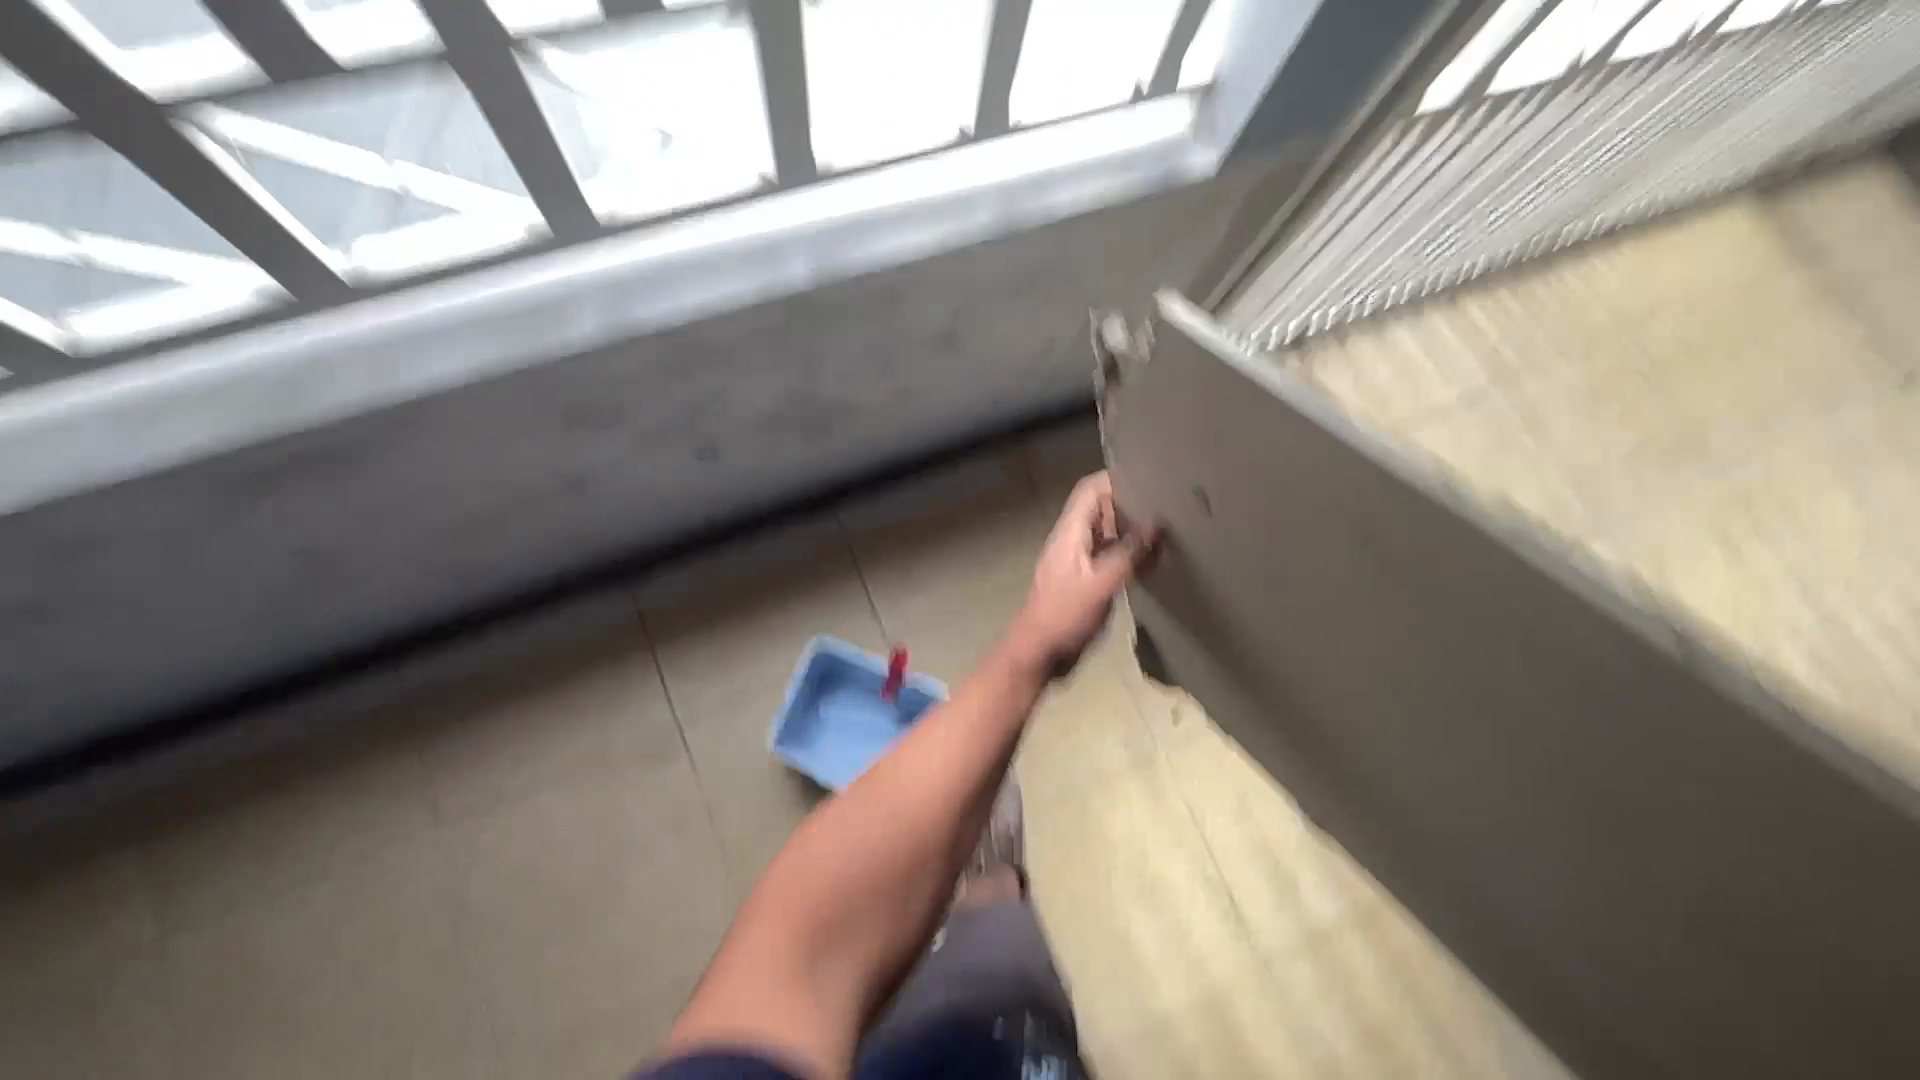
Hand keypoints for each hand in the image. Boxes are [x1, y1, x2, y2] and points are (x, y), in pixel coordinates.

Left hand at [1003, 472, 1155, 678]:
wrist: (1037, 654)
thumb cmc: (1063, 617)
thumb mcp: (1100, 586)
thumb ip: (1129, 554)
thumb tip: (1157, 525)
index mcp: (1069, 533)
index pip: (1090, 490)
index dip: (1116, 479)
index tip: (1151, 480)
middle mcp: (1072, 540)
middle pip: (1100, 508)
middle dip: (1130, 503)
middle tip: (1168, 505)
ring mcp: (1077, 560)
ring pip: (1106, 533)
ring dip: (1131, 530)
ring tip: (1167, 528)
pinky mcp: (1083, 580)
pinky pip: (1108, 555)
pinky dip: (1128, 553)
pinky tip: (1152, 560)